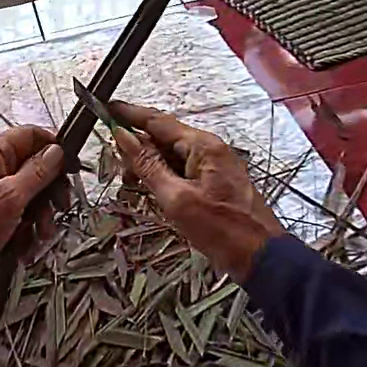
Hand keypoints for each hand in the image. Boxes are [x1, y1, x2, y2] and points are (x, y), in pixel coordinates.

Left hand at [0, 125, 65, 297]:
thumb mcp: (10, 198)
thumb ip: (37, 173)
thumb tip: (56, 152)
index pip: (30, 136)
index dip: (53, 148)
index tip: (70, 166)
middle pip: (34, 167)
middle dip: (49, 190)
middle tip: (59, 205)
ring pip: (30, 195)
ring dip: (40, 216)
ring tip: (39, 232)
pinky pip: (19, 215)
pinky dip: (26, 230)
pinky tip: (24, 244)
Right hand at [108, 102, 282, 280]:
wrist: (261, 258)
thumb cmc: (220, 229)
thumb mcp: (176, 198)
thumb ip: (147, 165)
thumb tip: (122, 136)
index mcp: (202, 145)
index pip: (157, 121)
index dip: (129, 114)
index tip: (105, 108)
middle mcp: (208, 148)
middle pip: (163, 136)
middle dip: (136, 146)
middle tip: (115, 164)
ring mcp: (212, 164)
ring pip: (170, 154)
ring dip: (147, 164)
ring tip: (129, 182)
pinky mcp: (213, 180)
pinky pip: (181, 168)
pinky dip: (162, 175)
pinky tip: (149, 188)